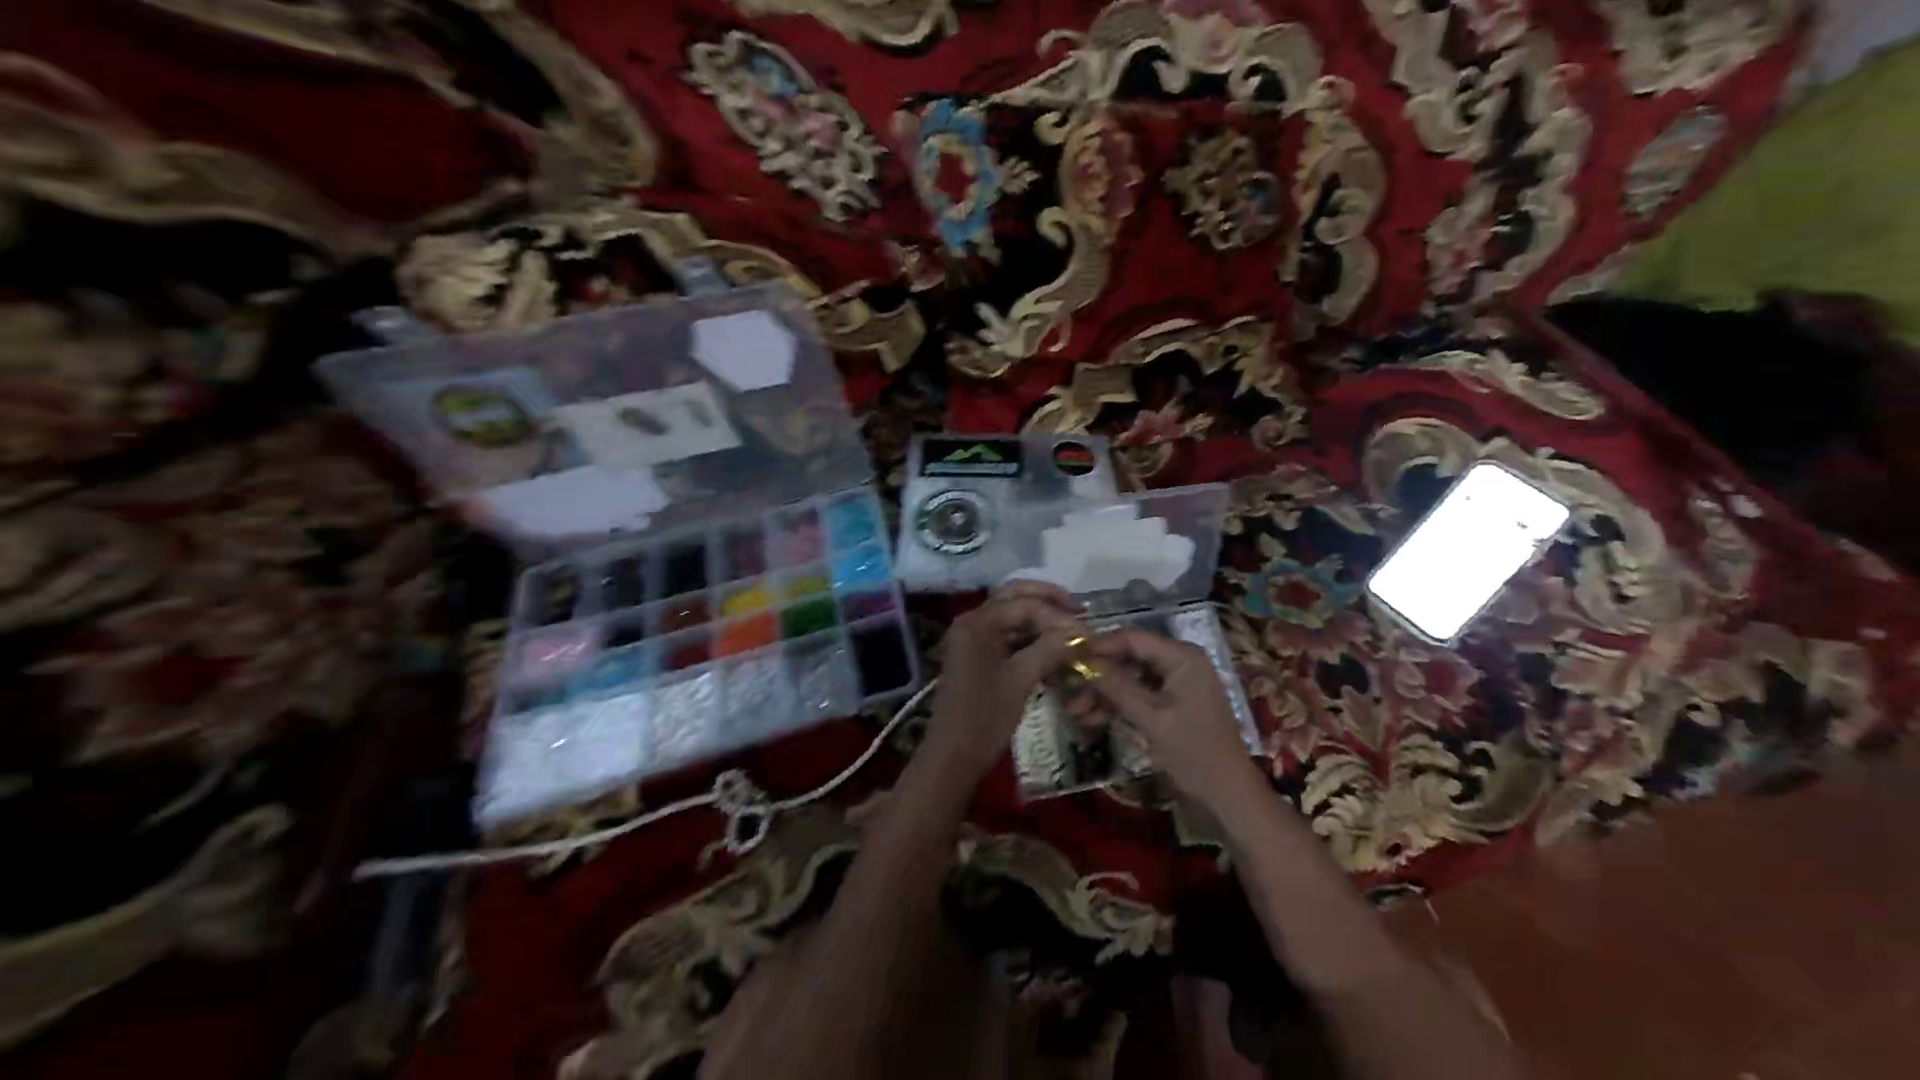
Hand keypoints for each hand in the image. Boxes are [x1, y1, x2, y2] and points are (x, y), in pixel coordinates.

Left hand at [921, 582, 1082, 787]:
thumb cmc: (984, 717)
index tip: (1088, 632)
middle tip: (1080, 611)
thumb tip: (1079, 632)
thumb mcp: (1020, 680)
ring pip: (1012, 616)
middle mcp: (972, 623)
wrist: (953, 756)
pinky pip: (1008, 636)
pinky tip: (1054, 646)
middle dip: (1048, 602)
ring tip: (1072, 627)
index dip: (1058, 616)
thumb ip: (1049, 649)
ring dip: (1041, 619)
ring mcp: (974, 639)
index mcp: (977, 623)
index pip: (1024, 605)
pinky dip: (1031, 638)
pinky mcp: (979, 657)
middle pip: (1015, 598)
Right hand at [1080, 627, 1262, 810]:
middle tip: (1068, 691)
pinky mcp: (1171, 706)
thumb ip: (1116, 686)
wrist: (1227, 798)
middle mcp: (1179, 663)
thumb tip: (1082, 661)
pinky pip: (1138, 696)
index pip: (1132, 638)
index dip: (1099, 646)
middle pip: (1129, 657)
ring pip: (1130, 678)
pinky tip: (1092, 720)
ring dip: (1103, 694)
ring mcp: (1176, 685)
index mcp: (1182, 657)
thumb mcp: (1151, 718)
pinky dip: (1117, 706)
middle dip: (1098, 674)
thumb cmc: (1194, 754)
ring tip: (1075, 712)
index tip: (1067, 658)